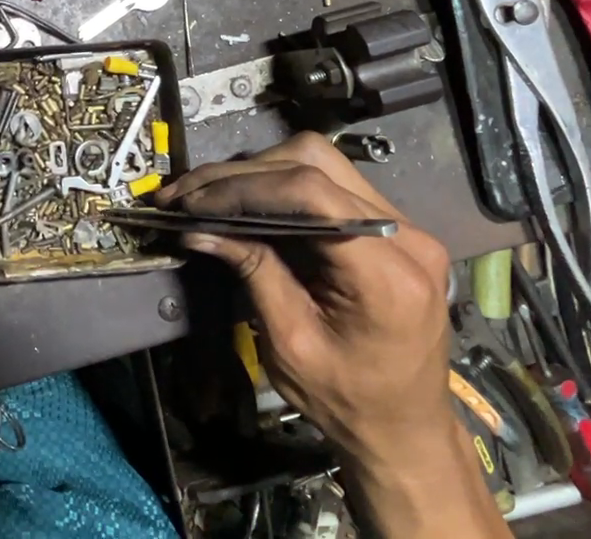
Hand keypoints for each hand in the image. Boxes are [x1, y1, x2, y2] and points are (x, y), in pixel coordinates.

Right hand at [162, 134, 509, 537]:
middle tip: (186, 195)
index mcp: (387, 273)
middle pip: (311, 164)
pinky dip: (277, 185)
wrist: (403, 427)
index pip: (310, 193)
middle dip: (240, 175)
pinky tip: (242, 202)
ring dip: (257, 173)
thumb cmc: (346, 399)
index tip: (192, 202)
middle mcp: (404, 235)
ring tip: (208, 196)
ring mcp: (402, 225)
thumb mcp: (288, 342)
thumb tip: (198, 225)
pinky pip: (327, 182)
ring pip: (318, 161)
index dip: (243, 187)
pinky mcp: (388, 226)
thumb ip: (252, 271)